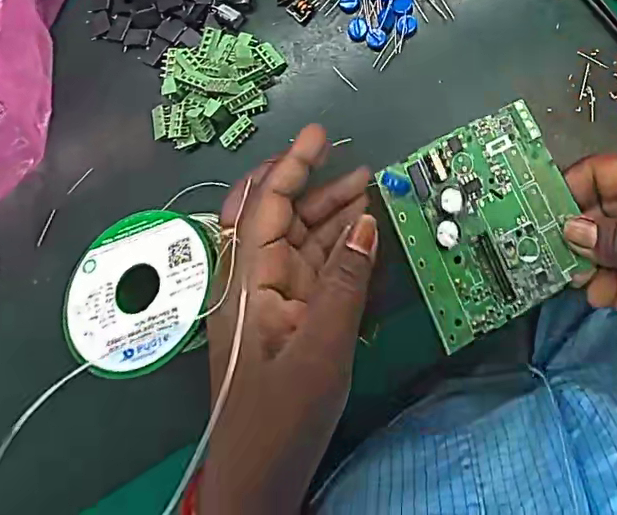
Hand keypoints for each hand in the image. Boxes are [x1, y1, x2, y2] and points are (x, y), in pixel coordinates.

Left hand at [199, 124, 375, 514]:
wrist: (257, 485)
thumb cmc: (280, 420)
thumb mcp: (322, 349)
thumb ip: (346, 281)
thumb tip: (367, 222)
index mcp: (248, 279)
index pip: (267, 205)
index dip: (292, 165)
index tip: (318, 136)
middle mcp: (256, 279)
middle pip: (281, 215)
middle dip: (314, 183)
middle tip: (354, 161)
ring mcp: (273, 297)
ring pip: (301, 238)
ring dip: (332, 211)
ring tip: (368, 187)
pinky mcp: (290, 315)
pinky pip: (314, 267)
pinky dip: (338, 245)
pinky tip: (361, 230)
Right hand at [562, 149, 616, 377]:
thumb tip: (568, 230)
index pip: (598, 171)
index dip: (567, 193)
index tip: (540, 226)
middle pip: (598, 205)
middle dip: (583, 240)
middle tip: (570, 273)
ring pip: (607, 235)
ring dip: (598, 264)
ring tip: (596, 295)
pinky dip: (615, 276)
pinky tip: (614, 298)